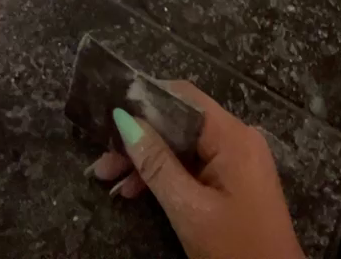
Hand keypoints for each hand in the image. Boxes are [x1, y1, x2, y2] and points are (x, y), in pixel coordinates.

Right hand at [89, 81, 306, 258]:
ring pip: (183, 146)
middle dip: (139, 139)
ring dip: (147, 161)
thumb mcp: (189, 210)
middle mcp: (238, 137)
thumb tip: (124, 119)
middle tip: (102, 160)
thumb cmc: (235, 251)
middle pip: (180, 123)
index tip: (110, 109)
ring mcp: (238, 159)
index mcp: (233, 136)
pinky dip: (167, 176)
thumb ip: (156, 164)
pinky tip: (136, 192)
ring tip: (109, 180)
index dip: (145, 100)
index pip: (183, 97)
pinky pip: (194, 165)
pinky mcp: (235, 180)